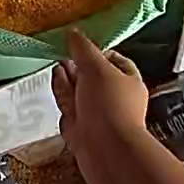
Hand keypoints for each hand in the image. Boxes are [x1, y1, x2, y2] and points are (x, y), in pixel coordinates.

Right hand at [51, 29, 147, 158]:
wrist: (106, 150)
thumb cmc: (109, 105)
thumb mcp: (96, 68)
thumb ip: (83, 49)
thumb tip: (73, 33)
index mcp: (129, 82)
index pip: (115, 60)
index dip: (98, 51)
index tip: (80, 46)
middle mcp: (114, 98)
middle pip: (94, 76)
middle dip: (78, 64)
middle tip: (64, 52)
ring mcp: (97, 114)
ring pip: (80, 91)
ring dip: (68, 77)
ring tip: (57, 63)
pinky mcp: (80, 128)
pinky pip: (69, 106)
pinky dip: (62, 92)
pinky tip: (55, 79)